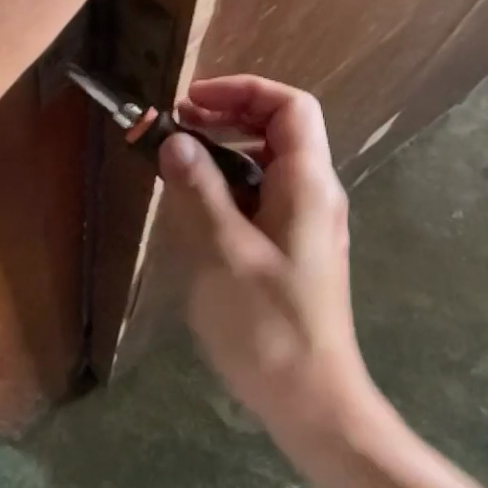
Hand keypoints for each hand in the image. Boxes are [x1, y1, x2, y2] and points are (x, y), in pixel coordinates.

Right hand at [158, 75, 375, 437]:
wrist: (309, 396)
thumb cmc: (267, 323)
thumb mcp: (222, 252)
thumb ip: (199, 190)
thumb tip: (176, 140)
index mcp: (308, 186)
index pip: (291, 107)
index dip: (242, 91)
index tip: (188, 102)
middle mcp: (314, 196)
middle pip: (279, 130)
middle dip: (226, 117)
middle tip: (173, 128)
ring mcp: (304, 225)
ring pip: (267, 165)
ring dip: (222, 152)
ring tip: (174, 164)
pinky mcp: (290, 251)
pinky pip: (260, 198)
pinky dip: (227, 186)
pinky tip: (193, 208)